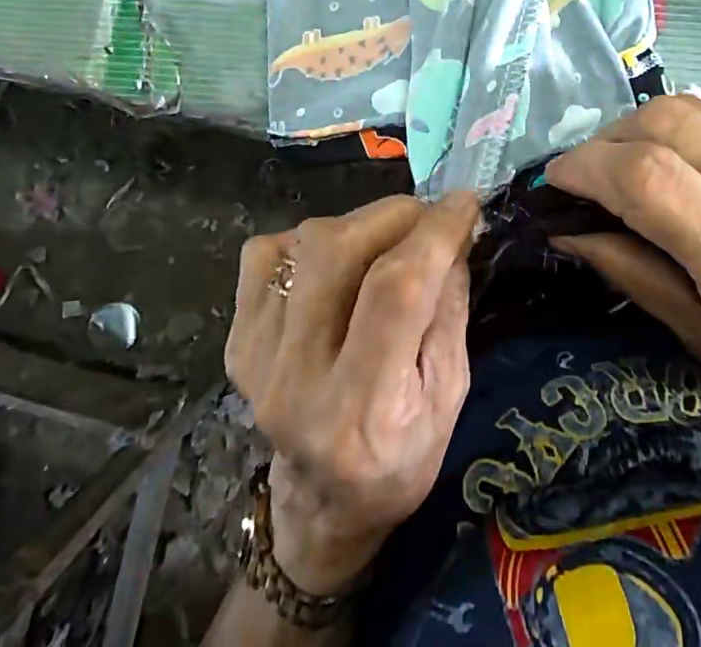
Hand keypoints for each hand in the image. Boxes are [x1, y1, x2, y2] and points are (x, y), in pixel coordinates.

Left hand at [224, 193, 478, 593]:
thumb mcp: (450, 393)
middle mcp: (296, 380)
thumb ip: (448, 308)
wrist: (324, 498)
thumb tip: (449, 233)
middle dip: (395, 216)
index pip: (394, 292)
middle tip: (426, 219)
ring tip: (386, 245)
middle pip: (338, 252)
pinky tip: (334, 269)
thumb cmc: (402, 455)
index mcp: (363, 410)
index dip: (434, 233)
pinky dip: (310, 243)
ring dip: (359, 225)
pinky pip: (269, 252)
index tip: (464, 202)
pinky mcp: (235, 339)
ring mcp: (255, 357)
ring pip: (305, 244)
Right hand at [547, 96, 700, 488]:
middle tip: (591, 170)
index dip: (587, 166)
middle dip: (609, 139)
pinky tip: (697, 159)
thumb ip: (630, 271)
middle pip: (667, 123)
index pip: (648, 179)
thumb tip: (566, 227)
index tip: (558, 177)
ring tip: (636, 162)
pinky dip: (697, 128)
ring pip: (698, 106)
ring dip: (647, 129)